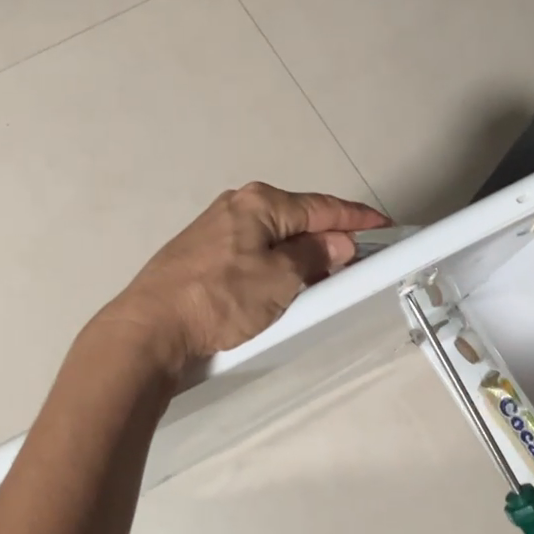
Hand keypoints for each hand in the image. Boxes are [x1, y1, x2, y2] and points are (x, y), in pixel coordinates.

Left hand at [95, 182, 389, 371]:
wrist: (148, 330)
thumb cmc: (220, 300)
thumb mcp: (280, 280)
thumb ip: (315, 256)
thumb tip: (338, 243)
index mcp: (260, 203)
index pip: (321, 206)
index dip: (356, 218)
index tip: (384, 226)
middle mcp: (237, 206)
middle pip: (297, 219)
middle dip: (329, 238)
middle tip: (357, 262)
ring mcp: (216, 229)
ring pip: (275, 237)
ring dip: (301, 255)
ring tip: (324, 280)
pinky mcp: (202, 255)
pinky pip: (254, 252)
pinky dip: (276, 265)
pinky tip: (282, 287)